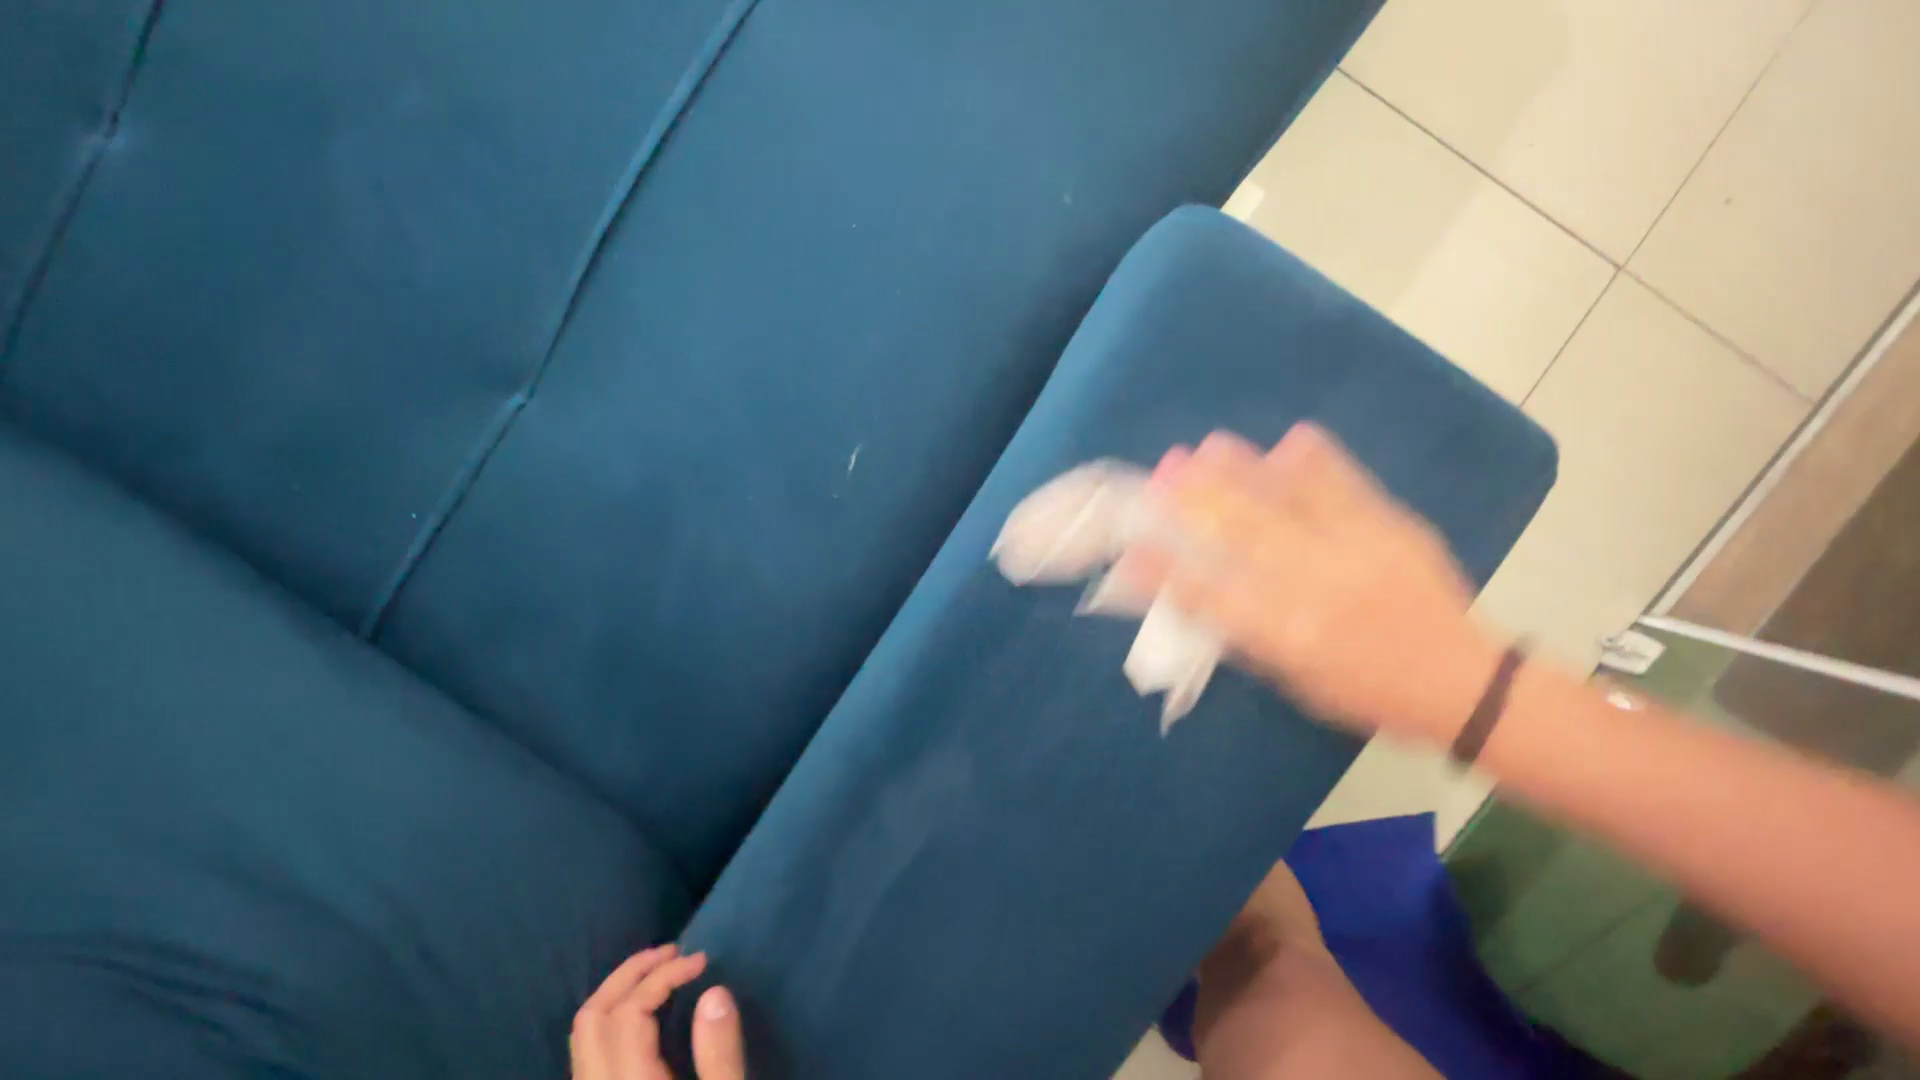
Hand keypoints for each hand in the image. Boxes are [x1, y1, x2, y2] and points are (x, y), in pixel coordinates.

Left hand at [571, 945, 745, 1079]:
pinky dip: (611, 1016)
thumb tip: (715, 993)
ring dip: (617, 992)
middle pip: (593, 1017)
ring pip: (583, 1034)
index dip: (663, 976)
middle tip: (673, 953)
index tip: (701, 962)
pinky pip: (588, 1050)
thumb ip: (720, 1056)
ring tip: (659, 973)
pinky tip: (644, 1012)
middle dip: (632, 974)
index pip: (630, 1012)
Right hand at [1120, 424, 1501, 743]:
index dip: (1165, 572)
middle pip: (1243, 537)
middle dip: (1197, 502)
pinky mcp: (1393, 528)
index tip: (1131, 549)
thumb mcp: (1296, 682)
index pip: (1211, 599)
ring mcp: (1357, 553)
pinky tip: (1290, 438)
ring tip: (1209, 445)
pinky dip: (1317, 460)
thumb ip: (1247, 638)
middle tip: (1163, 472)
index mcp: (1289, 637)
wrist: (1461, 681)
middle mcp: (1317, 590)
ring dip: (1245, 471)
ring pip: (1289, 504)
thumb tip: (1193, 596)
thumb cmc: (1365, 691)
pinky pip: (1349, 487)